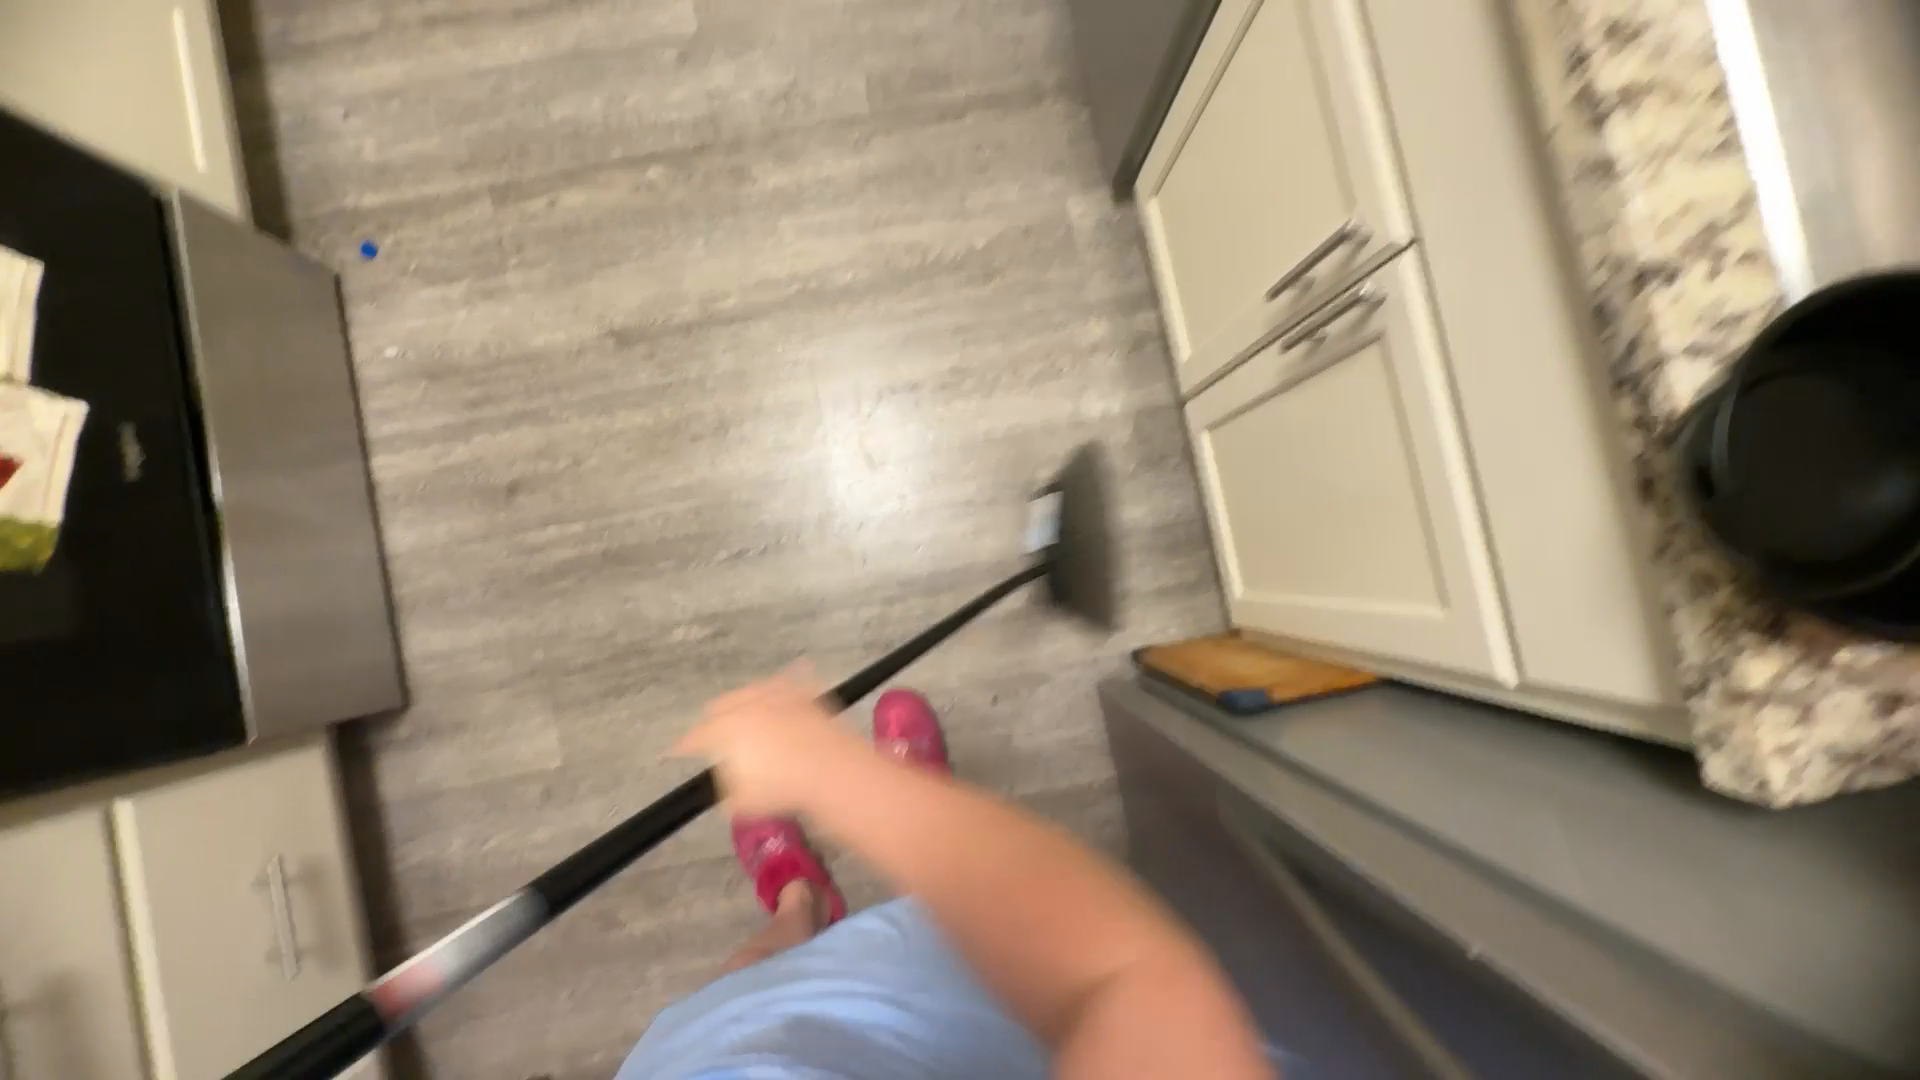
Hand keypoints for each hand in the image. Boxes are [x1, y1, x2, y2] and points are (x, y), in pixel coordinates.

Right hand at [671, 665, 875, 816]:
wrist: (829, 766)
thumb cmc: (781, 788)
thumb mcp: (743, 801)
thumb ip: (728, 790)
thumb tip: (728, 790)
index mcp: (725, 730)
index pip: (695, 736)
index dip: (683, 745)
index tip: (674, 750)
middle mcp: (748, 706)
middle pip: (722, 705)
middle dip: (714, 716)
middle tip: (711, 725)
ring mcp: (778, 695)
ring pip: (753, 690)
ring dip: (745, 698)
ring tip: (743, 706)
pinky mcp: (805, 693)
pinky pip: (791, 681)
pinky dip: (786, 682)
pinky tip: (792, 675)